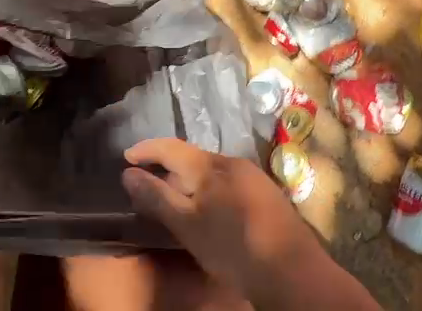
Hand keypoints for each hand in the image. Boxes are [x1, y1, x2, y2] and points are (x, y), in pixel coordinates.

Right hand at [121, 139, 379, 310]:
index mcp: (208, 164)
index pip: (169, 146)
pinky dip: (212, 190)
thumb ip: (156, 197)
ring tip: (178, 199)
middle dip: (168, 167)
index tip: (126, 157)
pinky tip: (212, 211)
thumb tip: (128, 173)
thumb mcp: (187, 226)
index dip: (146, 150)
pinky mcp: (269, 194)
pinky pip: (229, 182)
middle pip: (191, 157)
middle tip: (149, 184)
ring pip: (212, 170)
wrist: (295, 274)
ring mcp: (254, 176)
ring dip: (191, 180)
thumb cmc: (233, 248)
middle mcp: (231, 161)